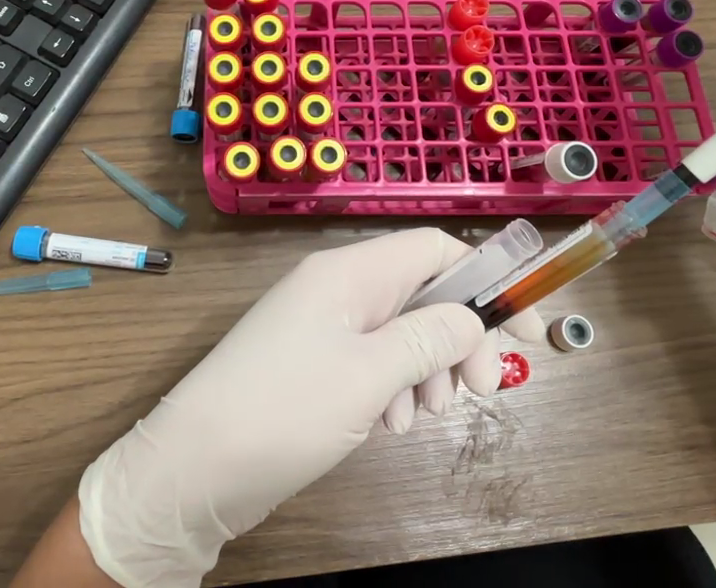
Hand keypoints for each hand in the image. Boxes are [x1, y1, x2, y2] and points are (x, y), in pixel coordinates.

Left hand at [76, 227, 542, 587]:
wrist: (196, 466)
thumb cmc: (285, 407)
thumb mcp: (369, 373)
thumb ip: (428, 339)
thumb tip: (471, 319)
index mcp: (347, 273)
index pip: (431, 249)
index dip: (482, 280)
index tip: (519, 332)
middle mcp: (336, 290)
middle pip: (419, 295)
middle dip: (454, 340)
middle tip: (473, 392)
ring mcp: (321, 327)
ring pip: (399, 334)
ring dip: (422, 371)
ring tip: (415, 416)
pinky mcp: (313, 365)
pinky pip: (370, 363)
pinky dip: (389, 389)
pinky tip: (384, 424)